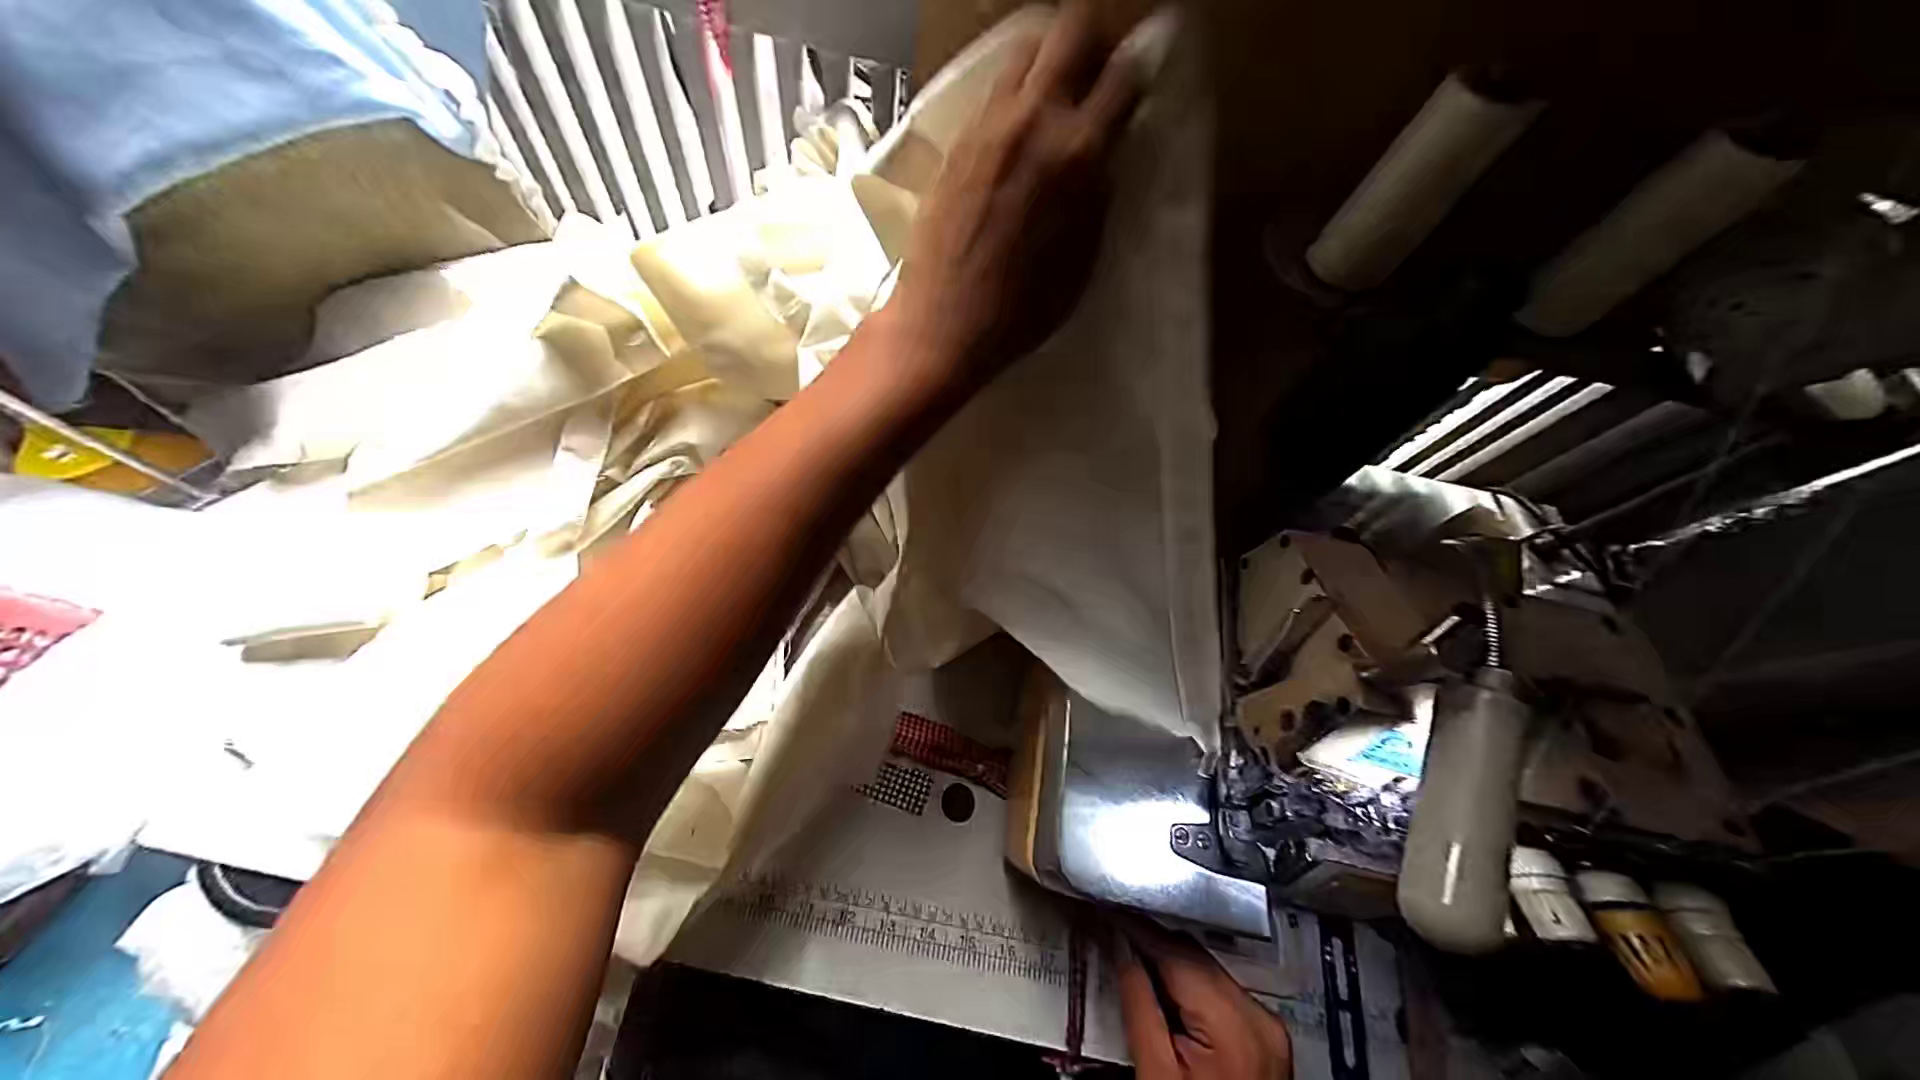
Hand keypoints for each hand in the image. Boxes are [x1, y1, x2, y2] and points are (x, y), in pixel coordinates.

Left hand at [890, 0, 1148, 388]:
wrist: (942, 326)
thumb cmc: (1021, 311)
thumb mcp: (1083, 259)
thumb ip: (1099, 195)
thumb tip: (1105, 155)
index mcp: (1078, 154)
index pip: (1124, 75)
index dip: (1140, 68)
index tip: (1142, 75)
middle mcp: (1032, 122)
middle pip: (1071, 29)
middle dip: (1093, 37)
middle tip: (1099, 65)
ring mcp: (987, 128)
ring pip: (1023, 50)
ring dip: (1048, 57)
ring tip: (1055, 92)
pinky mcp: (955, 144)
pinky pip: (991, 93)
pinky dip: (1013, 93)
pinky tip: (1017, 127)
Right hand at [1113, 917, 1293, 1079]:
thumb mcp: (1155, 1073)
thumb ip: (1138, 1001)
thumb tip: (1120, 945)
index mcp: (1235, 1026)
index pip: (1176, 953)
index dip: (1135, 928)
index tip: (1104, 912)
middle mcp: (1260, 1018)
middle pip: (1194, 956)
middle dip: (1150, 943)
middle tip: (1109, 933)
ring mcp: (1268, 1027)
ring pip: (1206, 968)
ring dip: (1167, 961)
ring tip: (1129, 960)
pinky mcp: (1266, 1036)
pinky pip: (1219, 990)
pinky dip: (1188, 983)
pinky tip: (1162, 991)